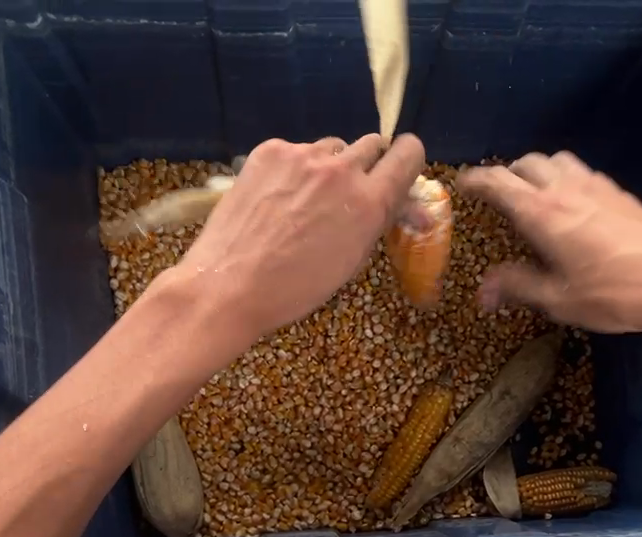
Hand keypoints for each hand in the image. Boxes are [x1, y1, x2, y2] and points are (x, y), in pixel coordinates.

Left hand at [171, 133, 426, 342]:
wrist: (231, 285)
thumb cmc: (297, 288)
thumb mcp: (351, 261)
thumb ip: (378, 223)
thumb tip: (410, 209)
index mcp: (369, 203)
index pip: (409, 153)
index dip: (407, 161)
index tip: (398, 173)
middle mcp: (341, 169)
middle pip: (372, 145)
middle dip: (367, 167)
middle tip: (349, 195)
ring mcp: (303, 155)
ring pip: (332, 148)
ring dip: (329, 168)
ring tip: (306, 203)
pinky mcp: (270, 150)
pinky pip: (296, 152)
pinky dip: (294, 171)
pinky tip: (276, 200)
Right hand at [459, 151, 641, 338]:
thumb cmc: (612, 295)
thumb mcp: (558, 299)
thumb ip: (518, 286)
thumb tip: (482, 290)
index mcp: (545, 213)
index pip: (500, 182)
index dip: (476, 180)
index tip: (461, 182)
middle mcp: (569, 189)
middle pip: (529, 163)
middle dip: (507, 172)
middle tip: (496, 193)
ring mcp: (599, 188)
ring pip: (558, 161)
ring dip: (538, 170)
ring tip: (532, 194)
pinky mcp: (621, 195)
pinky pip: (583, 173)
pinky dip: (565, 179)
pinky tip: (572, 205)